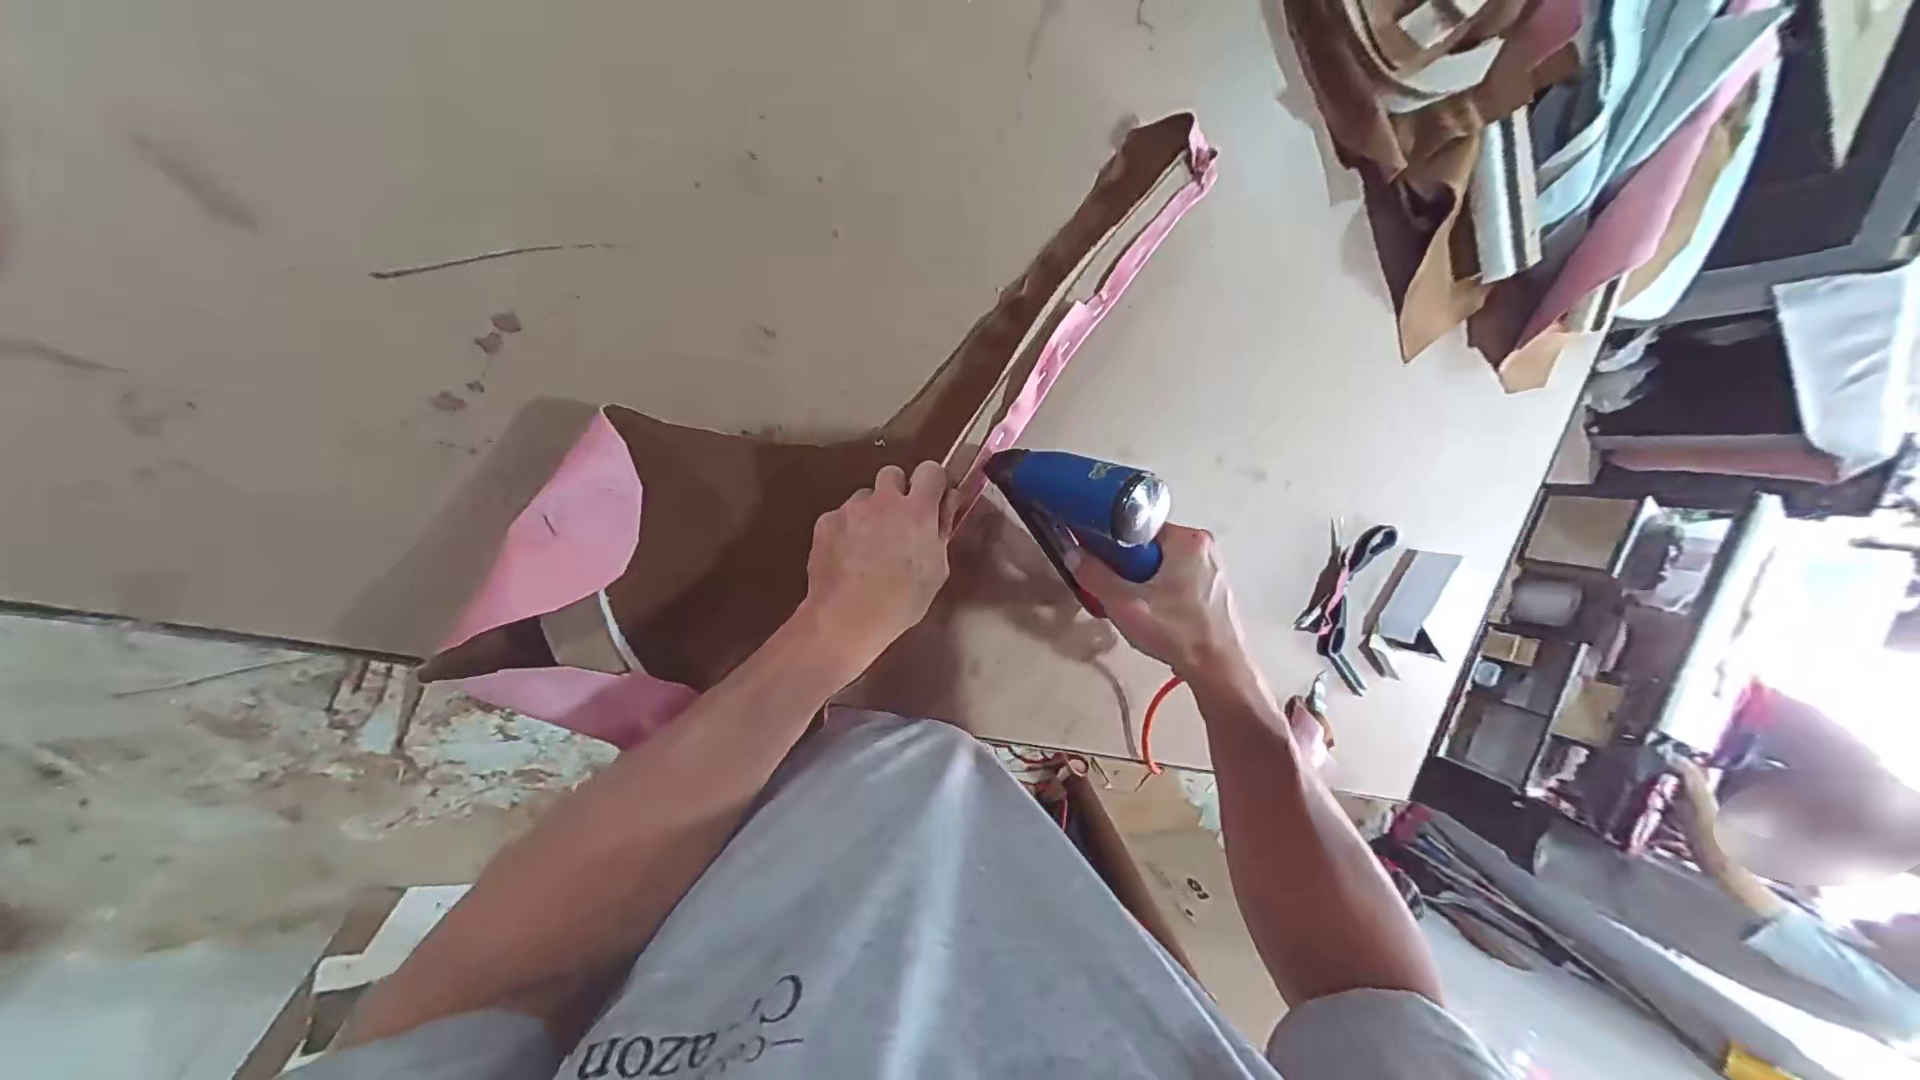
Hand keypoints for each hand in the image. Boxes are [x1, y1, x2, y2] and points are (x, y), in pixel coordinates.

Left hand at [799, 461, 951, 675]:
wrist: (847, 619)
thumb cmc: (898, 602)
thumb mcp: (936, 571)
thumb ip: (941, 530)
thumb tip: (946, 505)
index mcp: (917, 512)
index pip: (930, 471)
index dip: (932, 483)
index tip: (931, 499)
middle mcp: (884, 502)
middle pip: (893, 474)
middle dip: (898, 492)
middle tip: (899, 521)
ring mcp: (851, 510)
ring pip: (865, 497)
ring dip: (871, 513)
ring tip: (871, 546)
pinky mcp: (826, 521)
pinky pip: (841, 516)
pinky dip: (847, 530)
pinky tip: (849, 557)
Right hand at [1067, 524, 1249, 680]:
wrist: (1220, 672)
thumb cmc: (1177, 632)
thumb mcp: (1124, 604)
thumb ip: (1095, 576)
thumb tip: (1073, 554)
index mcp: (1189, 539)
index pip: (1138, 528)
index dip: (1114, 547)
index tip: (1100, 564)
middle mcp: (1205, 548)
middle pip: (1148, 549)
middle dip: (1129, 570)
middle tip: (1119, 594)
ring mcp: (1213, 570)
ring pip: (1161, 568)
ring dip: (1143, 585)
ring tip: (1137, 609)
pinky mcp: (1214, 591)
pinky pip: (1176, 583)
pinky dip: (1161, 596)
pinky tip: (1156, 618)